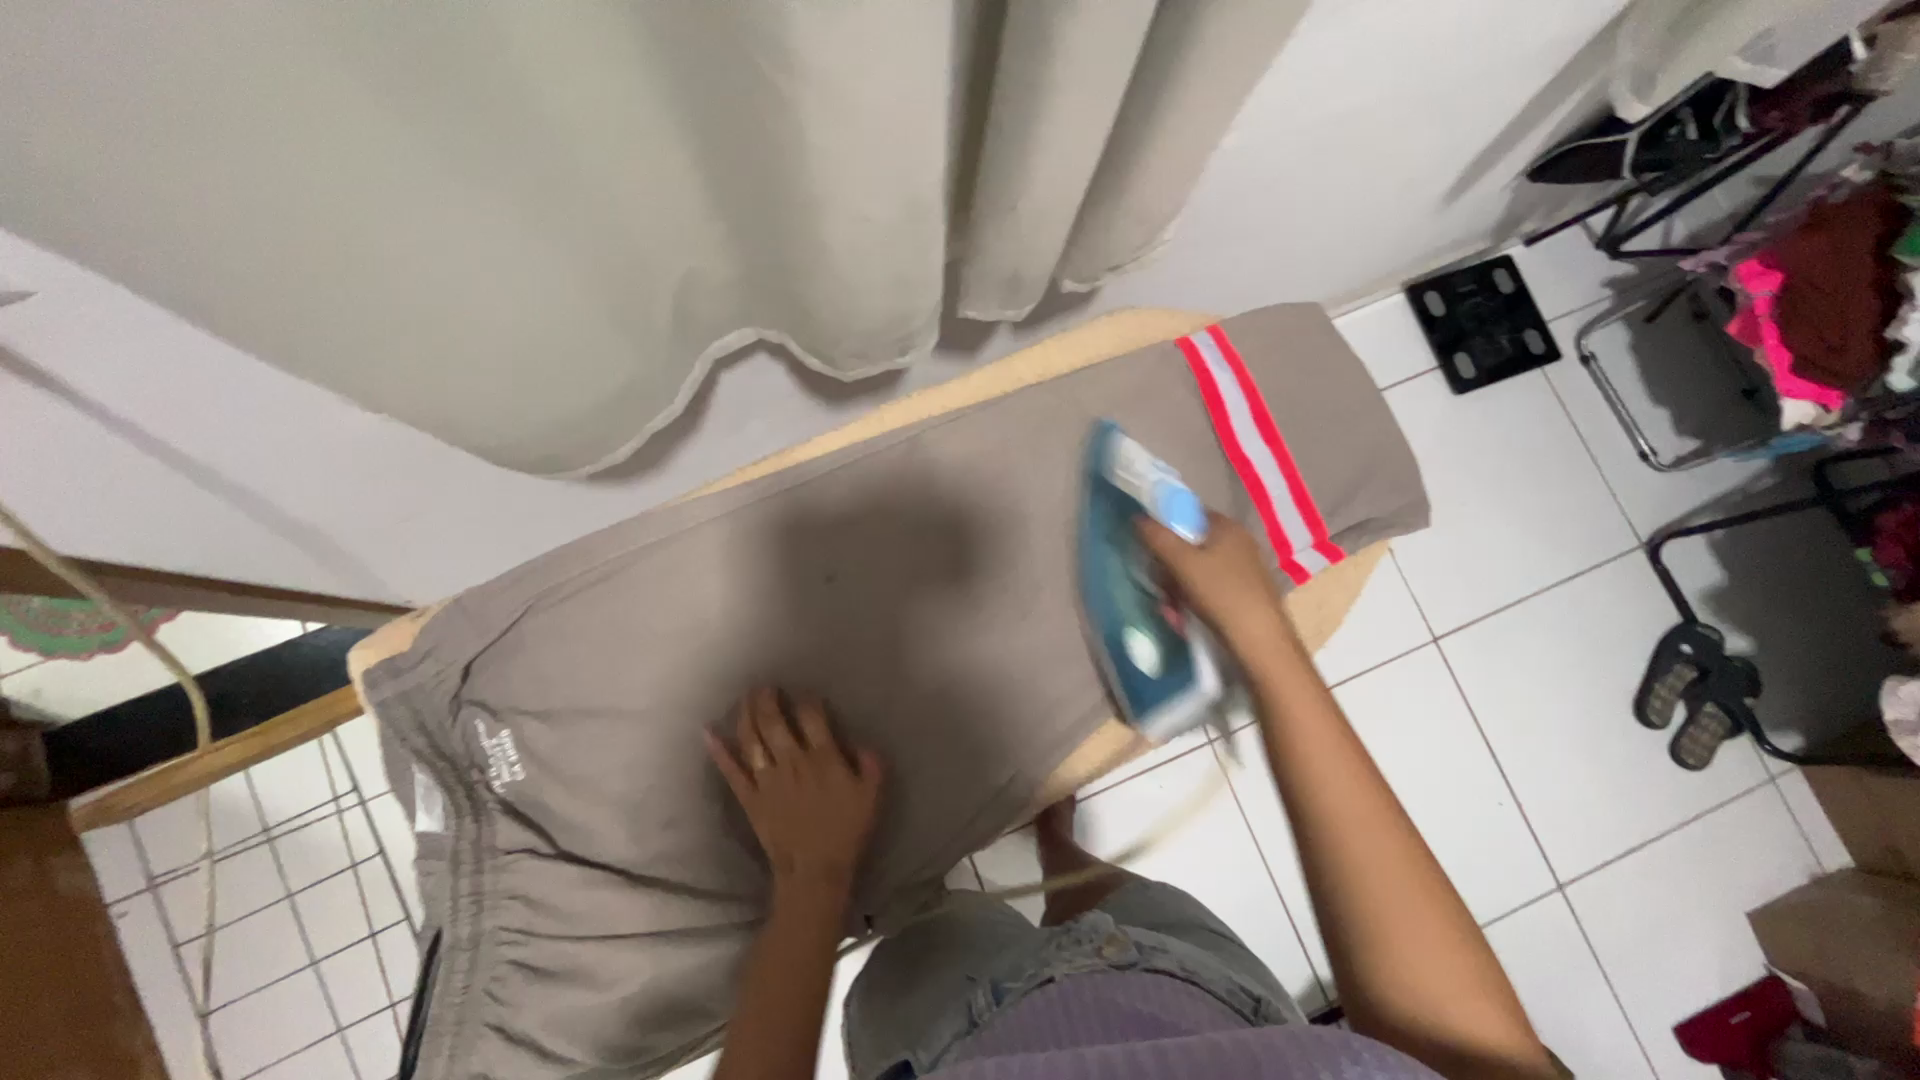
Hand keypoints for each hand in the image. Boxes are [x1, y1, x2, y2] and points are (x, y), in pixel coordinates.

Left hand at [705, 687, 883, 898]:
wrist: (815, 869)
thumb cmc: (846, 830)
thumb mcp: (872, 794)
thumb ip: (869, 763)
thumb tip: (859, 743)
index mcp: (823, 758)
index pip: (811, 716)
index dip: (808, 701)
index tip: (807, 696)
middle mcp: (791, 761)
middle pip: (773, 720)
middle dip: (767, 699)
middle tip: (765, 686)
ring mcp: (766, 778)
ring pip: (751, 738)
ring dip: (746, 714)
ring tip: (745, 699)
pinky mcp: (749, 797)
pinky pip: (731, 770)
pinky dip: (719, 751)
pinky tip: (709, 732)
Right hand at [1136, 512, 1298, 653]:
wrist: (1260, 642)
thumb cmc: (1220, 593)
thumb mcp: (1181, 563)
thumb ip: (1157, 537)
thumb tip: (1137, 517)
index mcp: (1227, 527)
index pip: (1189, 515)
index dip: (1166, 529)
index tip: (1152, 551)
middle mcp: (1238, 543)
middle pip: (1190, 547)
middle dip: (1169, 569)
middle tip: (1161, 588)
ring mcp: (1244, 570)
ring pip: (1196, 572)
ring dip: (1177, 590)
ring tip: (1172, 611)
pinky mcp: (1244, 594)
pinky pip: (1209, 591)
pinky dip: (1193, 602)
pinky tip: (1186, 620)